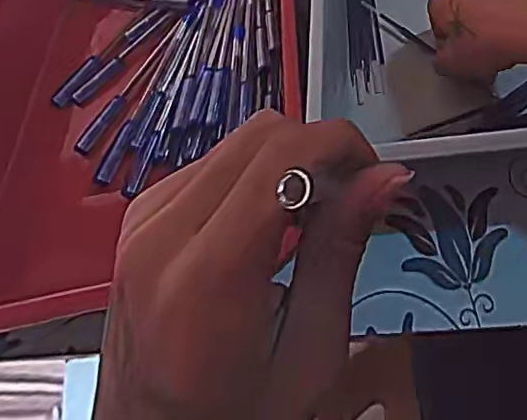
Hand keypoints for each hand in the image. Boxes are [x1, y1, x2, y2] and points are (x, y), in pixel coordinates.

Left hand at [96, 110, 411, 419]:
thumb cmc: (228, 415)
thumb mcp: (308, 352)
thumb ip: (342, 250)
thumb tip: (381, 180)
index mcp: (205, 278)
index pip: (280, 156)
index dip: (337, 144)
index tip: (368, 166)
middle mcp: (163, 234)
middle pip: (263, 134)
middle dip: (317, 149)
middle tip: (345, 193)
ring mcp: (147, 218)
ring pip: (242, 139)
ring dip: (287, 160)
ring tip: (306, 214)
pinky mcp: (144, 210)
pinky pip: (217, 158)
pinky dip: (256, 174)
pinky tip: (268, 218)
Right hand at [426, 0, 526, 81]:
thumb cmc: (502, 36)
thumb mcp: (457, 63)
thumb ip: (442, 62)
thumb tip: (444, 62)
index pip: (433, 21)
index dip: (444, 44)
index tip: (452, 57)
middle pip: (459, 13)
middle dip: (465, 35)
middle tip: (473, 57)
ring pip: (483, 11)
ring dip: (487, 30)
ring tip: (498, 55)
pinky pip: (505, 10)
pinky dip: (508, 25)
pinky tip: (515, 46)